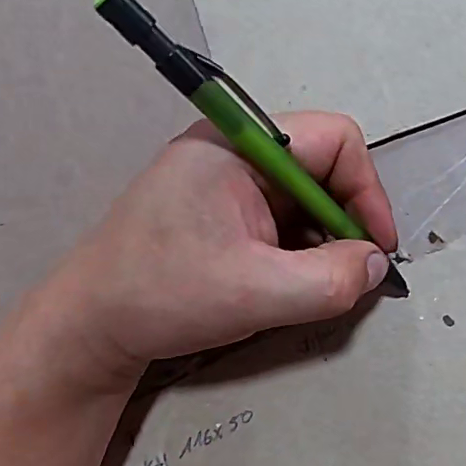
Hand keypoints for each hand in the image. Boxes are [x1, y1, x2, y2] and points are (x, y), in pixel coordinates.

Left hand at [37, 111, 399, 384]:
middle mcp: (231, 151)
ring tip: (315, 285)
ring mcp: (221, 180)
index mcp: (236, 144)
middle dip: (344, 219)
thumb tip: (375, 264)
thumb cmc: (162, 296)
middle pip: (320, 167)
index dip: (366, 190)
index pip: (333, 140)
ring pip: (300, 197)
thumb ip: (330, 279)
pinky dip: (296, 248)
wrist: (90, 325)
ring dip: (320, 239)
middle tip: (350, 272)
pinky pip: (276, 217)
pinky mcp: (216, 210)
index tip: (375, 246)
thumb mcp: (257, 292)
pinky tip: (287, 282)